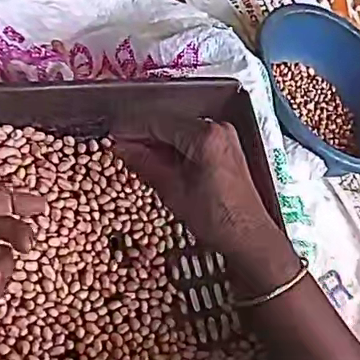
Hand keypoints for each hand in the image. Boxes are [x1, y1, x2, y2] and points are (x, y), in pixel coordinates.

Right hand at [113, 116, 297, 291]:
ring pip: (180, 131)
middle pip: (169, 123)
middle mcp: (217, 128)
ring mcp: (225, 137)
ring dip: (158, 143)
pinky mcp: (227, 149)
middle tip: (119, 150)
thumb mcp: (174, 192)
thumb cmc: (217, 219)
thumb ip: (146, 163)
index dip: (130, 129)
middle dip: (143, 136)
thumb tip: (121, 147)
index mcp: (204, 136)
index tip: (110, 137)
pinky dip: (175, 149)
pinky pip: (193, 141)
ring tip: (135, 159)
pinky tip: (159, 163)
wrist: (250, 237)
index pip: (157, 122)